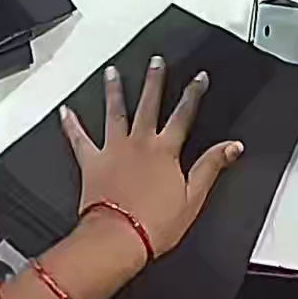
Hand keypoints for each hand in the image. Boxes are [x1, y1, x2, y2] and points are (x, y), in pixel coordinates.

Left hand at [59, 57, 244, 257]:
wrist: (119, 238)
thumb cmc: (155, 223)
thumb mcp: (193, 197)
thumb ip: (211, 166)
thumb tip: (232, 146)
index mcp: (165, 151)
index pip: (183, 114)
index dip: (193, 94)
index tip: (198, 77)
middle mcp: (139, 143)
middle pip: (148, 104)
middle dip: (154, 80)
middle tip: (155, 61)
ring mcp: (113, 149)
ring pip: (114, 112)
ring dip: (114, 90)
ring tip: (112, 72)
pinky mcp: (92, 161)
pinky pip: (78, 138)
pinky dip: (71, 124)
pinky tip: (66, 110)